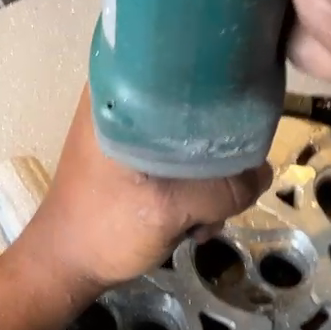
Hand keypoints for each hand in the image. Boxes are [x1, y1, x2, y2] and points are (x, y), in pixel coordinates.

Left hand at [21, 89, 272, 291]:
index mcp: (117, 90)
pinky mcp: (138, 159)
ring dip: (208, 183)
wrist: (67, 266)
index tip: (245, 114)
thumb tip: (263, 172)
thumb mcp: (169, 207)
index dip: (220, 86)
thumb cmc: (104, 227)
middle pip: (196, 109)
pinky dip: (193, 191)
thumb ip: (223, 187)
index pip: (182, 63)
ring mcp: (131, 131)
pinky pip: (183, 163)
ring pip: (194, 142)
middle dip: (218, 155)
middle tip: (217, 195)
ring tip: (196, 220)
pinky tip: (190, 223)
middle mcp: (123, 100)